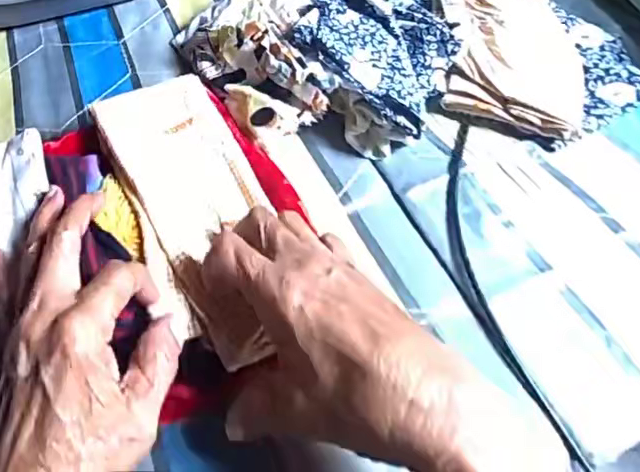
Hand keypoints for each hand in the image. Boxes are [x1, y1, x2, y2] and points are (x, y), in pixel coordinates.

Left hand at [0, 187, 180, 471]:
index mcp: (78, 330)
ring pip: (28, 258)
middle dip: (78, 212)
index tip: (155, 303)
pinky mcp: (4, 346)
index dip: (143, 281)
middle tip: (93, 195)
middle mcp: (42, 316)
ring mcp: (18, 328)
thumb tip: (165, 323)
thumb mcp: (137, 419)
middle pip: (60, 245)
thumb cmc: (83, 461)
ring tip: (52, 196)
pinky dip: (1, 269)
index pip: (118, 278)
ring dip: (42, 223)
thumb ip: (157, 362)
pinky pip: (1, 294)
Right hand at [202, 207, 563, 471]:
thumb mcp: (297, 410)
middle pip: (258, 218)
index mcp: (278, 287)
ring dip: (272, 235)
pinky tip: (314, 280)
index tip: (214, 291)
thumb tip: (235, 421)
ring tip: (271, 274)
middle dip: (239, 239)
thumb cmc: (354, 399)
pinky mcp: (360, 267)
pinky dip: (308, 245)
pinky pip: (322, 236)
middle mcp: (303, 260)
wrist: (427, 396)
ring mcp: (334, 258)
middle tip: (238, 277)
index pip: (228, 247)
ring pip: (290, 218)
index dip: (211, 262)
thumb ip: (256, 408)